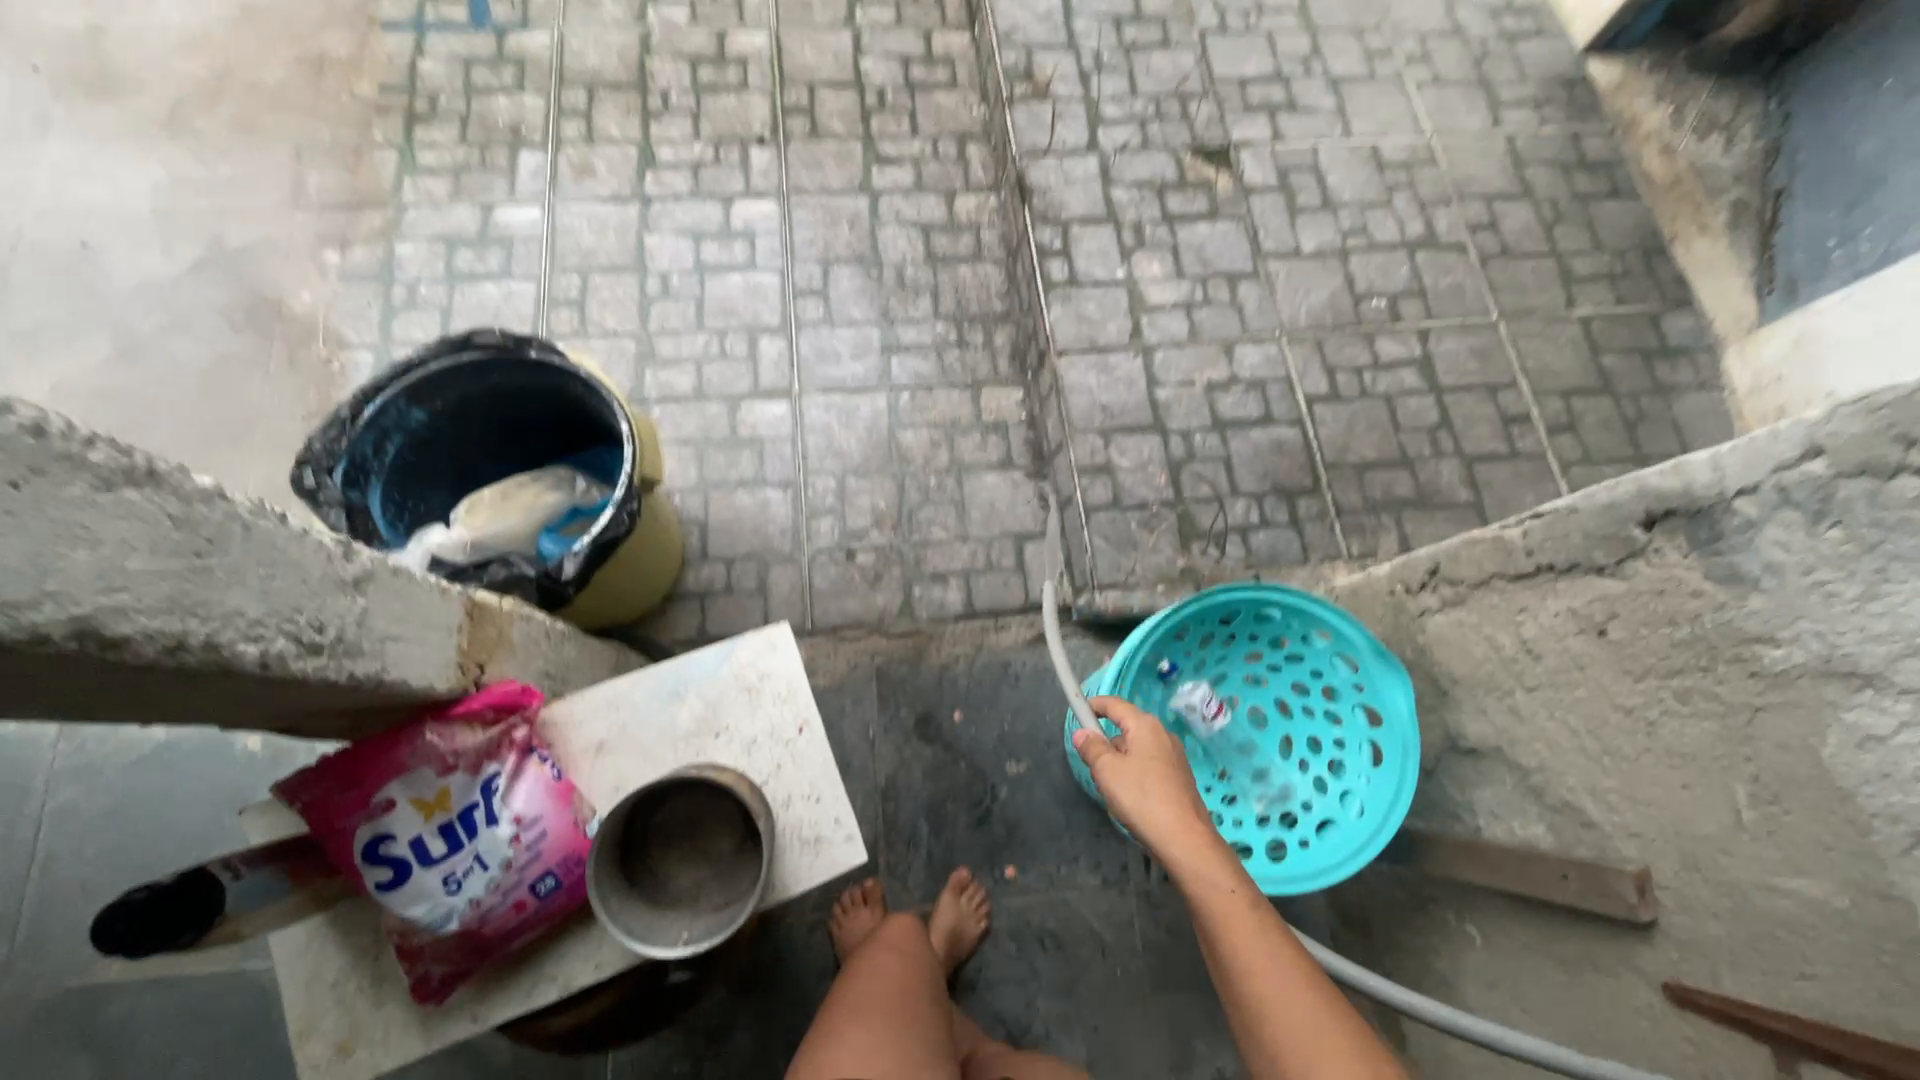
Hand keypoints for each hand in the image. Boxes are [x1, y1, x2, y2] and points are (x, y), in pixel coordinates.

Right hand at [1073, 696, 1219, 859]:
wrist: (1184, 837)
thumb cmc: (1141, 797)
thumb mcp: (1107, 771)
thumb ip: (1092, 748)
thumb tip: (1082, 733)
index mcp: (1146, 726)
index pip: (1115, 704)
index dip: (1094, 704)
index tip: (1077, 711)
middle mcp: (1163, 734)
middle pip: (1127, 727)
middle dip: (1107, 740)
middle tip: (1092, 763)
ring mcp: (1175, 756)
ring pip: (1138, 748)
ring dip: (1120, 759)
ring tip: (1110, 787)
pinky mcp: (1180, 776)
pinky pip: (1149, 764)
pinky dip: (1135, 771)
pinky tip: (1131, 796)